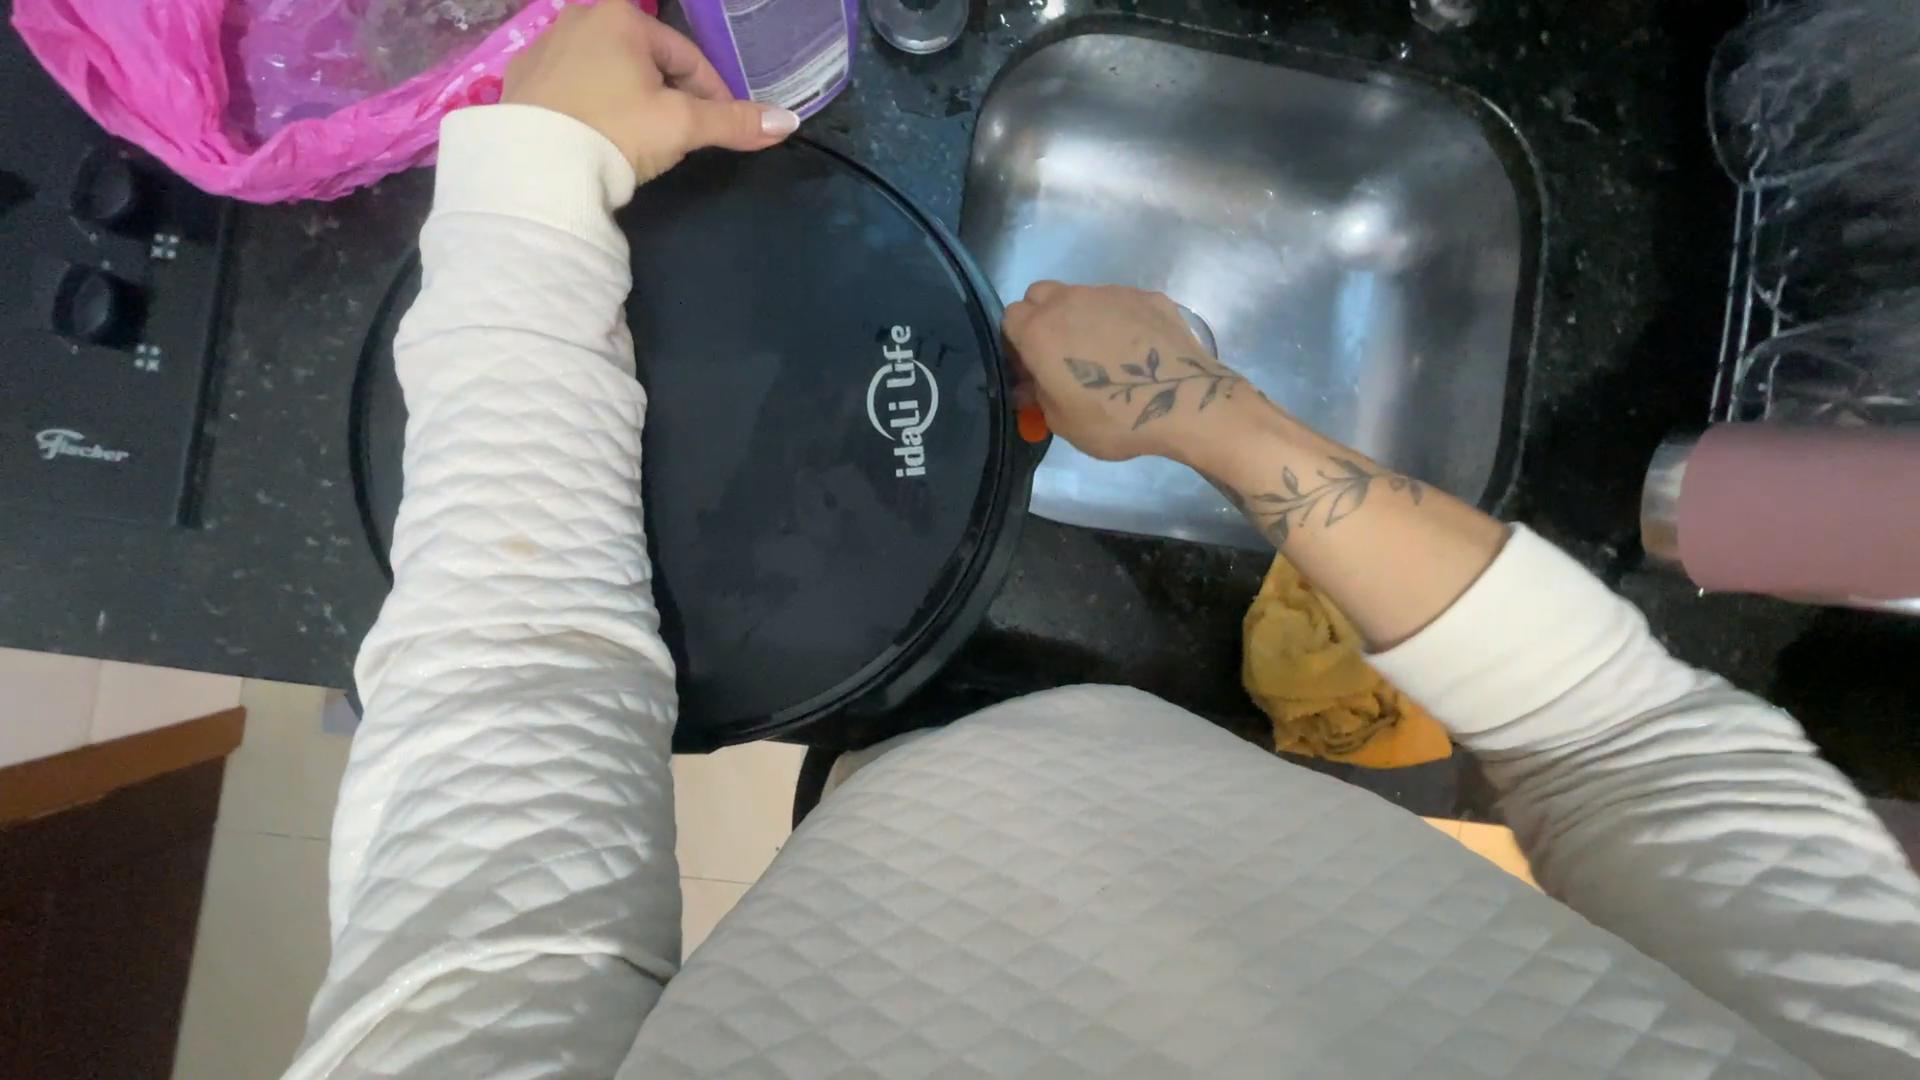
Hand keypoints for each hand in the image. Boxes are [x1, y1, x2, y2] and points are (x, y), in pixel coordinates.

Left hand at [503, 1, 799, 183]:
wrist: (538, 165)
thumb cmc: (618, 132)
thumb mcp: (684, 127)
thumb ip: (734, 122)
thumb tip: (790, 122)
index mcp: (622, 18)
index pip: (689, 58)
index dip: (716, 97)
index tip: (725, 131)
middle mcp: (581, 17)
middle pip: (651, 64)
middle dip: (675, 100)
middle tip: (687, 140)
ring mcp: (547, 46)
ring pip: (614, 74)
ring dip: (639, 104)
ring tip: (648, 144)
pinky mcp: (526, 80)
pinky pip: (579, 89)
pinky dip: (601, 109)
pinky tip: (606, 139)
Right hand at [1002, 282, 1263, 465]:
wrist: (1184, 402)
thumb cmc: (1113, 419)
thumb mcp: (1061, 423)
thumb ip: (1038, 396)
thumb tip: (1032, 384)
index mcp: (1039, 331)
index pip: (1010, 318)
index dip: (1016, 343)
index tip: (1029, 367)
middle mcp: (1070, 301)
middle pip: (1040, 295)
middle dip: (1041, 319)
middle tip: (1058, 355)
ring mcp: (1111, 293)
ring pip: (1081, 296)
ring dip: (1080, 318)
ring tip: (1103, 355)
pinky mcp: (1147, 296)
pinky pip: (1119, 303)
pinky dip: (1118, 321)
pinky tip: (1135, 351)